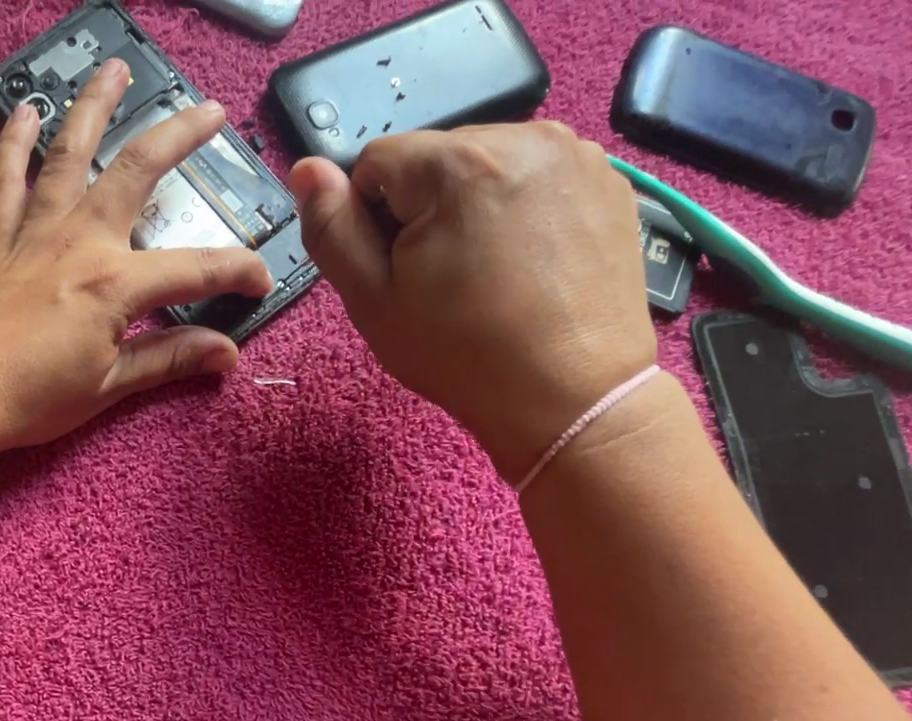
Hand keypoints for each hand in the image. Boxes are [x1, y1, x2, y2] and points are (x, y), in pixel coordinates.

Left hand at [0, 58, 272, 467]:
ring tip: (115, 73)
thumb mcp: (106, 388)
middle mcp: (76, 244)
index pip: (194, 269)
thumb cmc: (26, 400)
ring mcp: (32, 236)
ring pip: (69, 156)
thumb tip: (224, 353)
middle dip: (179, 136)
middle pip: (136, 172)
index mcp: (113, 285)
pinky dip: (14, 145)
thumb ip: (166, 360)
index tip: (261, 281)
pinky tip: (25, 112)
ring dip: (94, 109)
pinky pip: (6, 182)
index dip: (237, 273)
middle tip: (209, 111)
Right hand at [287, 123, 657, 482]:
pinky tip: (521, 263)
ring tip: (482, 271)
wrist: (568, 394)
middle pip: (432, 160)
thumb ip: (331, 229)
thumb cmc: (460, 352)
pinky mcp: (605, 180)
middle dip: (421, 208)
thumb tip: (305, 169)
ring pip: (481, 166)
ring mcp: (575, 154)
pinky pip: (531, 178)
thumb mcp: (372, 299)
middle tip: (436, 277)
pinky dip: (516, 210)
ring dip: (467, 207)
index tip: (394, 269)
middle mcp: (524, 136)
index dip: (369, 217)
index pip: (375, 162)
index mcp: (456, 164)